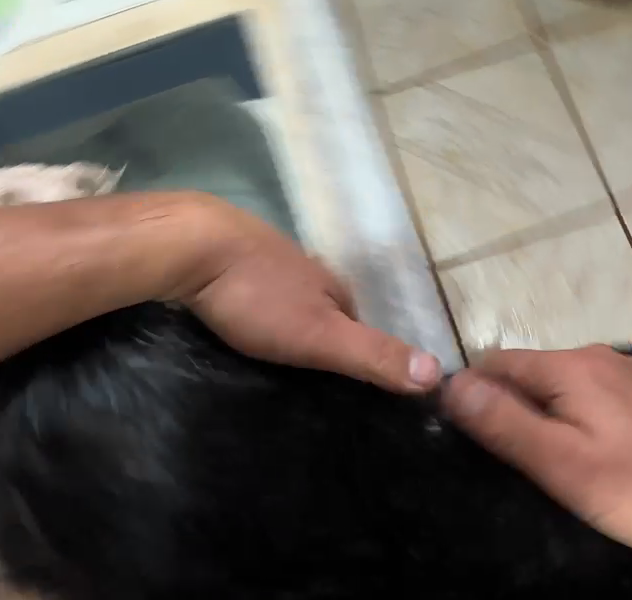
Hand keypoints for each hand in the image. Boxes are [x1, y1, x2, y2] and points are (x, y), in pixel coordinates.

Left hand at [173, 197, 442, 394]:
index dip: (356, 351)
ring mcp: (265, 253)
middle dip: (319, 333)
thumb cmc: (258, 295)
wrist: (193, 245)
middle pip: (322, 304)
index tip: (346, 387)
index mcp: (330, 283)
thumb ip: (372, 354)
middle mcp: (305, 264)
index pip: (356, 322)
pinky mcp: (227, 253)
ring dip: (284, 317)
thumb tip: (438, 372)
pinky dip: (252, 303)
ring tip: (270, 354)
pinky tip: (236, 318)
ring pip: (285, 293)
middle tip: (303, 376)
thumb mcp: (320, 335)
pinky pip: (250, 285)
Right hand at [442, 346, 631, 562]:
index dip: (473, 393)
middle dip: (509, 403)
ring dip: (543, 409)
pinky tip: (590, 451)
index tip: (465, 434)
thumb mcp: (561, 463)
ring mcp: (627, 373)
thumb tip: (452, 385)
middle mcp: (597, 355)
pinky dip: (575, 413)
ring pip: (561, 383)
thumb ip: (504, 422)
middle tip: (510, 457)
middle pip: (530, 371)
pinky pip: (592, 393)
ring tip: (548, 460)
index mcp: (570, 364)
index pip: (497, 362)